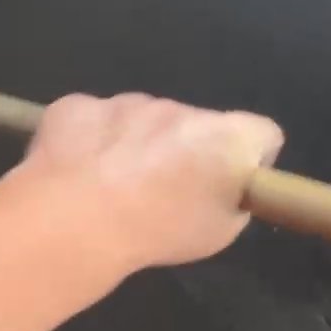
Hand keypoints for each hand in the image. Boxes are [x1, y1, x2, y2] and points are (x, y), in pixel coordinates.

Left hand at [12, 93, 283, 269]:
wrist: (75, 214)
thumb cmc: (159, 228)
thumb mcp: (224, 225)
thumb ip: (229, 188)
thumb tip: (215, 177)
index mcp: (225, 135)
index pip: (257, 131)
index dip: (247, 154)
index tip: (227, 176)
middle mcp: (174, 108)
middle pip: (190, 120)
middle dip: (183, 142)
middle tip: (161, 179)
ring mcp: (118, 101)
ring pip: (137, 114)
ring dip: (134, 134)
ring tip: (112, 173)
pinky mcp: (74, 103)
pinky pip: (92, 115)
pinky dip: (89, 131)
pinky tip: (79, 160)